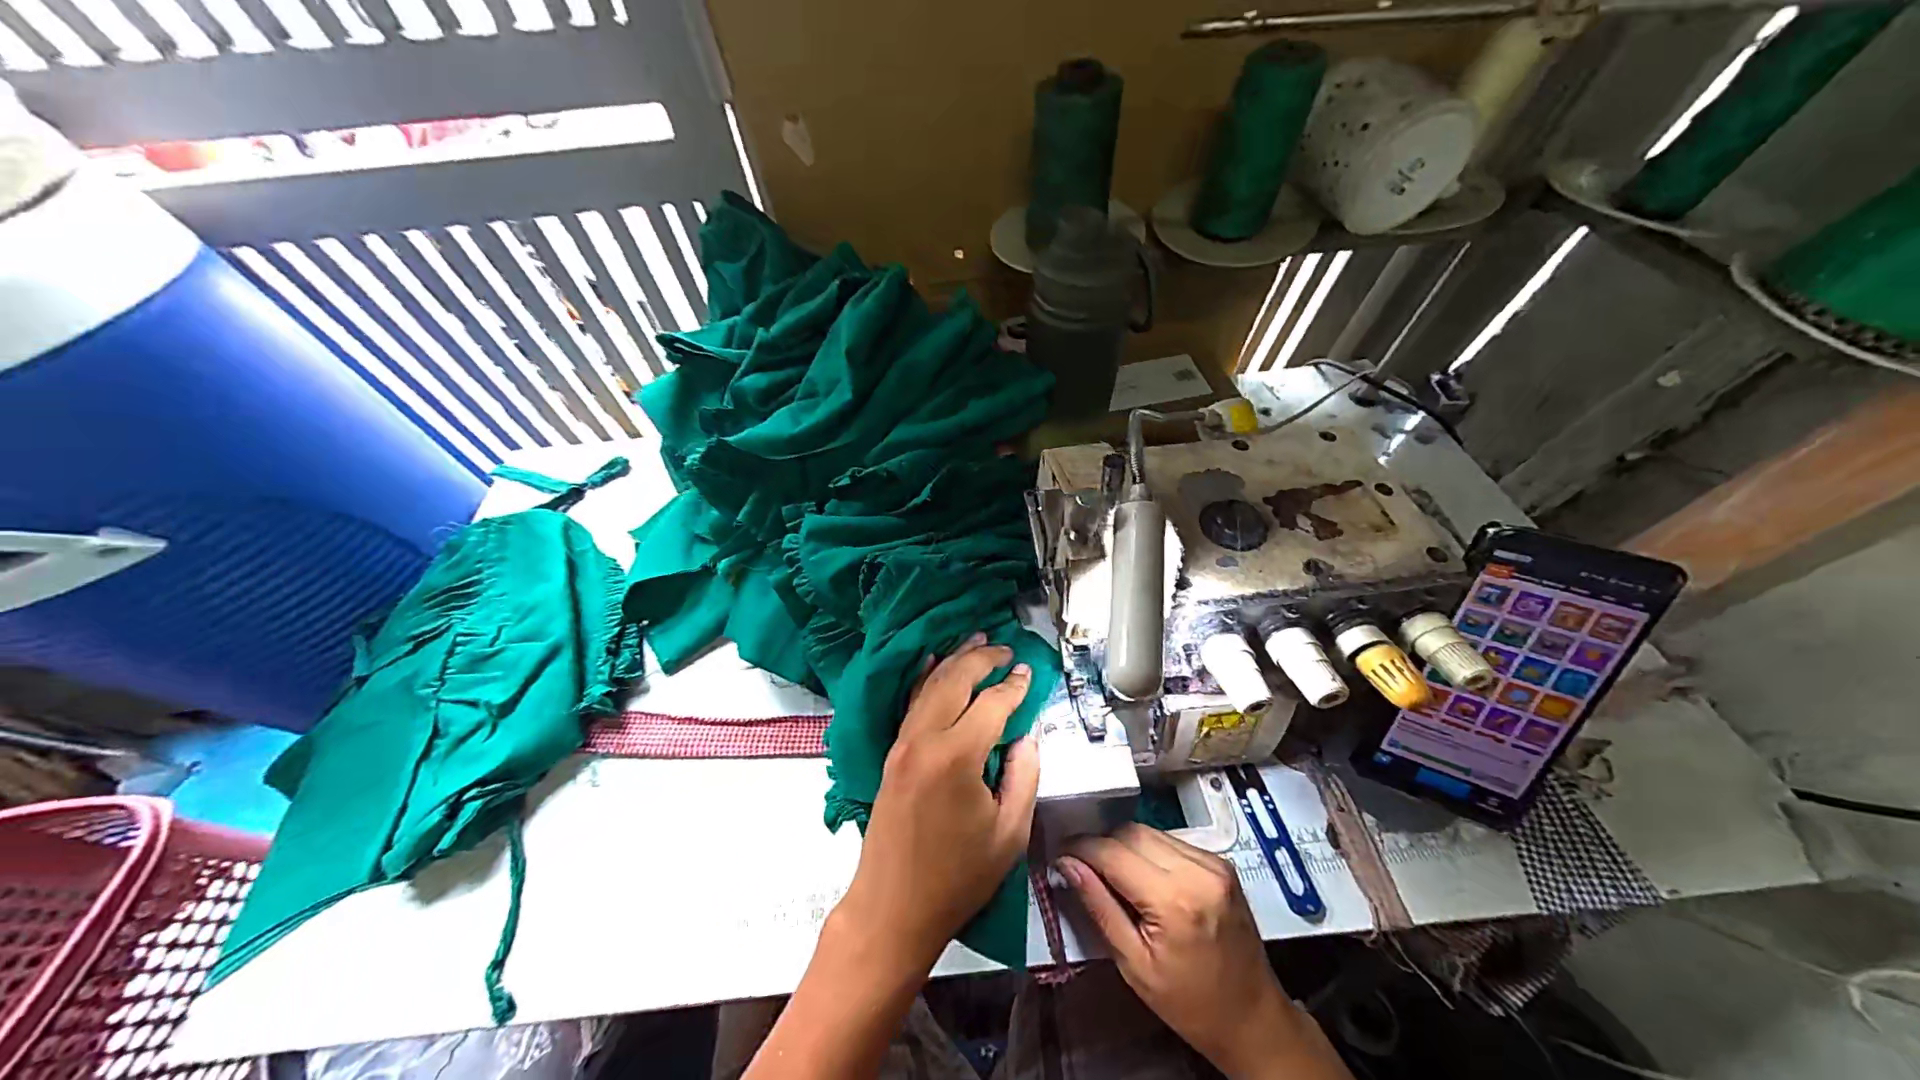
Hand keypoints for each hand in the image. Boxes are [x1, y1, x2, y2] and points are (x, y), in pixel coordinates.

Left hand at [837, 633, 1038, 968]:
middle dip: (982, 659)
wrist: (893, 906)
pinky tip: (933, 664)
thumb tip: (1027, 735)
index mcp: (956, 757)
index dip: (1013, 686)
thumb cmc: (957, 878)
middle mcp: (923, 740)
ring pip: (929, 686)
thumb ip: (1024, 775)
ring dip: (954, 661)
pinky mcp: (891, 755)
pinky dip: (925, 679)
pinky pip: (911, 704)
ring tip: (975, 642)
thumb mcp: (1009, 833)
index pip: (991, 704)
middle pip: (955, 681)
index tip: (1028, 673)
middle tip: (1005, 648)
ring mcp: (901, 745)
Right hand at [1059, 825, 1350, 1079]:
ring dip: (1123, 845)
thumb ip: (1099, 906)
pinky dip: (1148, 851)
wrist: (1253, 1018)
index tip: (1059, 855)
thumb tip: (1067, 864)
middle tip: (1080, 865)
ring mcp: (1214, 862)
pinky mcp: (1221, 862)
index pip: (1112, 851)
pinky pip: (1170, 841)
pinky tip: (1141, 876)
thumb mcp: (1134, 964)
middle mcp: (1197, 870)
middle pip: (1130, 832)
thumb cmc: (1190, 1004)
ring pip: (1150, 831)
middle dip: (1101, 844)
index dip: (1079, 848)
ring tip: (1109, 872)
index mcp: (1174, 900)